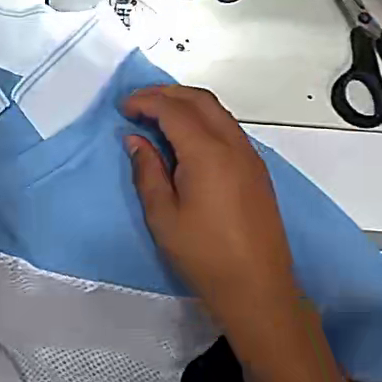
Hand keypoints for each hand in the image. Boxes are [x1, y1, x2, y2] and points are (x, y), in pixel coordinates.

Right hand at [123, 85, 301, 342]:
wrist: (257, 288)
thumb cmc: (204, 255)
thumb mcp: (163, 215)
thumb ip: (147, 171)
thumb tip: (136, 140)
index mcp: (207, 152)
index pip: (173, 109)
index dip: (145, 102)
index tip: (123, 108)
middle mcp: (233, 144)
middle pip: (199, 99)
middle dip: (166, 94)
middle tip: (137, 104)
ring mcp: (250, 155)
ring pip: (217, 111)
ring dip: (186, 104)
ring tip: (157, 117)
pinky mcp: (256, 169)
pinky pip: (228, 127)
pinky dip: (203, 119)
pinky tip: (186, 138)